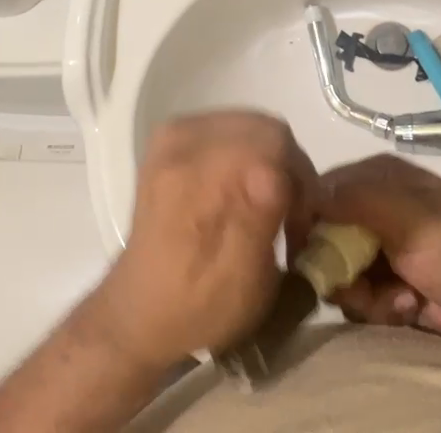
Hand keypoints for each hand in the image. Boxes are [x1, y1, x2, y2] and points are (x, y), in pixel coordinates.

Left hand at [83, 111, 317, 368]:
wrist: (138, 314)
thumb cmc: (196, 309)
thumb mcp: (242, 283)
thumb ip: (257, 222)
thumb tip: (274, 174)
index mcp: (198, 175)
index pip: (278, 144)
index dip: (302, 180)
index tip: (302, 223)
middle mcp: (182, 143)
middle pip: (267, 130)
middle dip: (289, 169)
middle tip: (291, 217)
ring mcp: (174, 136)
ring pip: (253, 126)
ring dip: (272, 161)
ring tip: (270, 206)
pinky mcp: (171, 140)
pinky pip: (232, 128)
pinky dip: (250, 154)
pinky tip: (246, 191)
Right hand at [318, 154, 440, 344]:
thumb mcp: (412, 219)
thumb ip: (360, 203)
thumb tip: (308, 194)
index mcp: (376, 178)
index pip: (320, 193)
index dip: (310, 223)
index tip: (315, 254)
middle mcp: (370, 208)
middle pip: (322, 240)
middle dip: (341, 271)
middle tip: (367, 285)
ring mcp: (376, 248)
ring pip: (336, 275)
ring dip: (363, 295)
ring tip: (400, 297)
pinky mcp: (382, 283)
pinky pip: (355, 299)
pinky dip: (378, 307)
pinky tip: (407, 306)